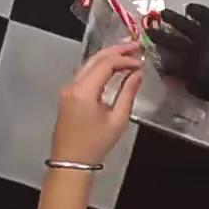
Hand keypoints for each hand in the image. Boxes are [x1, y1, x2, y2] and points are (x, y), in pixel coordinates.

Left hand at [49, 42, 144, 166]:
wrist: (70, 162)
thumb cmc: (95, 144)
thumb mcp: (117, 120)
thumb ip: (128, 93)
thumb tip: (137, 74)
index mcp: (84, 90)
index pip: (106, 64)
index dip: (125, 59)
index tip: (140, 61)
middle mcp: (73, 85)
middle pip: (95, 59)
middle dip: (116, 51)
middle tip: (135, 46)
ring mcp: (68, 90)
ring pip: (89, 64)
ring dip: (107, 58)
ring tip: (127, 54)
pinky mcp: (68, 95)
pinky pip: (85, 74)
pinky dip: (100, 68)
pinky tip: (113, 68)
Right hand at [149, 4, 208, 107]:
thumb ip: (192, 85)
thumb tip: (180, 78)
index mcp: (194, 68)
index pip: (171, 63)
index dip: (162, 61)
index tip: (155, 57)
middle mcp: (198, 49)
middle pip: (173, 40)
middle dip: (160, 36)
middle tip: (150, 30)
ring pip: (186, 24)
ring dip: (173, 18)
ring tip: (163, 14)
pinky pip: (205, 15)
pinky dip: (196, 10)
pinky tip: (189, 8)